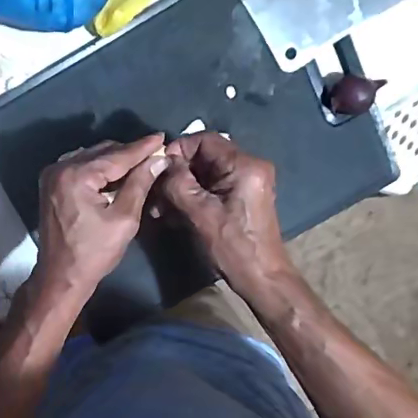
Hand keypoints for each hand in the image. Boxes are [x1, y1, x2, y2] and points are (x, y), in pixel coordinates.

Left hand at [32, 134, 168, 304]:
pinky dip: (98, 168)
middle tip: (154, 154)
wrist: (61, 275)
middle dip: (128, 153)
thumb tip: (158, 158)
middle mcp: (60, 168)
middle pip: (102, 152)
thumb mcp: (124, 219)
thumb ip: (139, 184)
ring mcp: (52, 175)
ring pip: (91, 157)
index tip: (161, 137)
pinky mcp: (51, 184)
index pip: (116, 155)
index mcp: (76, 175)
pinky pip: (80, 166)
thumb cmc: (94, 253)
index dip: (142, 147)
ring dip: (114, 160)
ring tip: (139, 164)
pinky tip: (115, 175)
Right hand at [159, 133, 292, 290]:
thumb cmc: (233, 247)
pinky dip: (194, 195)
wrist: (262, 278)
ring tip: (161, 207)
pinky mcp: (243, 196)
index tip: (157, 170)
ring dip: (182, 186)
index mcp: (244, 165)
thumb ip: (178, 183)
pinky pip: (213, 185)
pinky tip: (175, 212)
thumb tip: (162, 162)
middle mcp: (250, 166)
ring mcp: (248, 181)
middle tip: (155, 192)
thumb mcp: (200, 214)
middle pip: (205, 155)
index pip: (204, 139)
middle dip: (177, 171)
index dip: (177, 150)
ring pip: (206, 172)